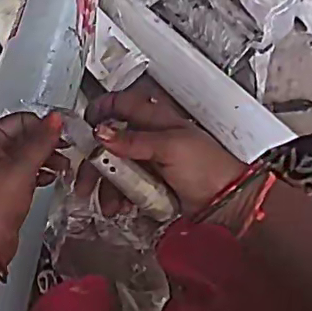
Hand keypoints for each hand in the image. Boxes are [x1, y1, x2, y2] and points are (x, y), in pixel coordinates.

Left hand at [0, 111, 66, 272]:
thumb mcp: (21, 169)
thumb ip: (40, 142)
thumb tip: (55, 120)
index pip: (20, 120)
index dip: (43, 125)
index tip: (64, 133)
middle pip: (24, 136)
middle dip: (47, 142)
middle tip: (66, 149)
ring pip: (27, 154)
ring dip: (47, 157)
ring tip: (63, 165)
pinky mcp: (5, 188)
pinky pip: (26, 171)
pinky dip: (41, 171)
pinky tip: (50, 178)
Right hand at [86, 77, 242, 209]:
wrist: (227, 202)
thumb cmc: (209, 168)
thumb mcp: (170, 147)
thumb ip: (133, 140)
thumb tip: (102, 132)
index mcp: (156, 119)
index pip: (121, 104)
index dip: (100, 110)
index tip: (84, 126)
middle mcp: (148, 138)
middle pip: (108, 142)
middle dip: (93, 161)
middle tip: (85, 179)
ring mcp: (148, 161)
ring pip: (113, 167)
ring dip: (105, 186)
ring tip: (109, 204)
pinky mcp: (149, 182)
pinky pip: (123, 186)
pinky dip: (117, 197)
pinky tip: (120, 206)